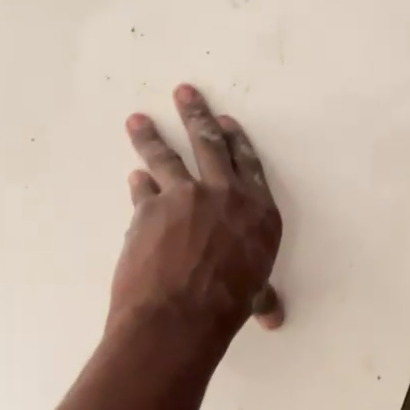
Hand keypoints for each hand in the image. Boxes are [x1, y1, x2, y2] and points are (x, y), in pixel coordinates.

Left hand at [112, 84, 284, 339]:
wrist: (180, 313)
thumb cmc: (230, 304)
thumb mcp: (255, 295)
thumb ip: (262, 296)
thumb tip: (275, 317)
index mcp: (259, 212)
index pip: (249, 165)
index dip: (238, 141)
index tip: (227, 120)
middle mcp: (224, 195)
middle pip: (210, 144)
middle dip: (197, 115)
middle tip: (185, 92)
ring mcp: (183, 198)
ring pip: (166, 157)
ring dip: (151, 136)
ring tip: (139, 119)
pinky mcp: (147, 210)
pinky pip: (143, 191)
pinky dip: (139, 183)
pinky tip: (134, 176)